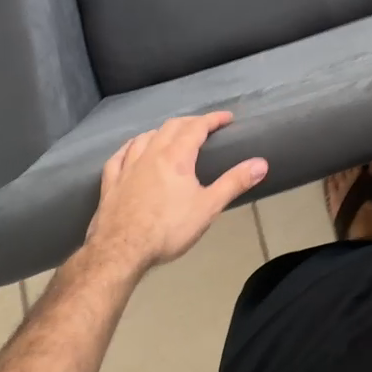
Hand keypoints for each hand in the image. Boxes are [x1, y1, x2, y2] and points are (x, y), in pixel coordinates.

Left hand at [81, 112, 267, 277]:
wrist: (119, 254)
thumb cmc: (167, 229)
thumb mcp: (208, 207)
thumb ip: (234, 183)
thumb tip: (261, 164)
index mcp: (176, 156)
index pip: (197, 127)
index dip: (213, 119)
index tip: (227, 118)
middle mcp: (151, 154)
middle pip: (171, 127)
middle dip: (190, 122)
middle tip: (204, 127)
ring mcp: (127, 167)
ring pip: (145, 137)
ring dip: (161, 132)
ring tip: (170, 136)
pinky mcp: (110, 183)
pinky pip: (119, 156)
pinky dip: (130, 147)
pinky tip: (131, 150)